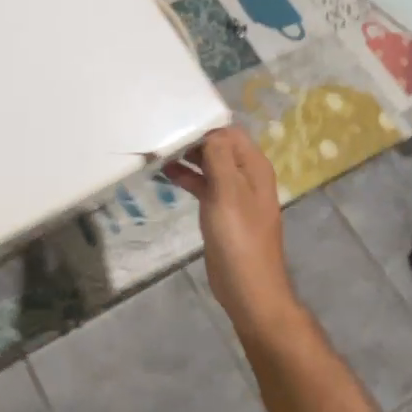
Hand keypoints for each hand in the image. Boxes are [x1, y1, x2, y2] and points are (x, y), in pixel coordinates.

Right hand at [163, 127, 297, 328]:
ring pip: (208, 163)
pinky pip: (203, 183)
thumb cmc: (239, 238)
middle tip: (161, 135)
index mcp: (254, 168)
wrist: (248, 289)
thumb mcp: (228, 192)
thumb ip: (219, 157)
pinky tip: (165, 173)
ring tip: (158, 151)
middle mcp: (246, 176)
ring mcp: (234, 193)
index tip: (175, 122)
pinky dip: (187, 176)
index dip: (204, 125)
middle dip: (192, 139)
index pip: (229, 132)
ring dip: (187, 157)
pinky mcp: (221, 209)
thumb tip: (208, 130)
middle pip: (218, 145)